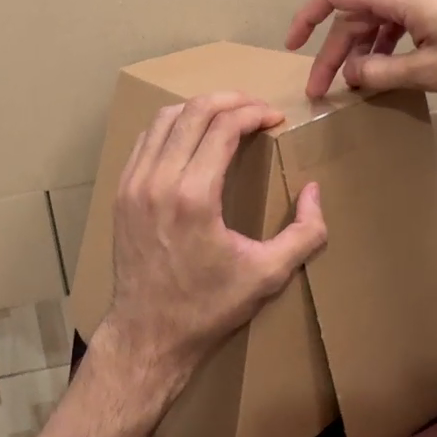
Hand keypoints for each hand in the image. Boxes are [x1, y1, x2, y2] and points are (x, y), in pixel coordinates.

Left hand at [96, 92, 328, 385]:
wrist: (148, 335)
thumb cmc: (208, 307)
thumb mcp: (267, 276)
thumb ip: (304, 233)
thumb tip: (315, 191)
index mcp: (194, 196)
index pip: (224, 126)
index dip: (255, 113)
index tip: (276, 119)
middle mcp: (159, 180)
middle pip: (195, 110)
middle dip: (231, 100)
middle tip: (256, 109)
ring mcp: (134, 183)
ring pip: (166, 117)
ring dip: (200, 108)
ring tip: (228, 116)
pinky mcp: (121, 191)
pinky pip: (146, 138)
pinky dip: (173, 125)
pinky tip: (193, 135)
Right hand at [285, 0, 436, 98]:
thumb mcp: (432, 72)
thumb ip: (383, 72)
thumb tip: (350, 74)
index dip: (306, 17)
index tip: (292, 47)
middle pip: (354, 12)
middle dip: (335, 51)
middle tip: (322, 90)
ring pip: (377, 17)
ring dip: (361, 49)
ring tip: (354, 85)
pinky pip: (399, 19)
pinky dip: (385, 42)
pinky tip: (387, 69)